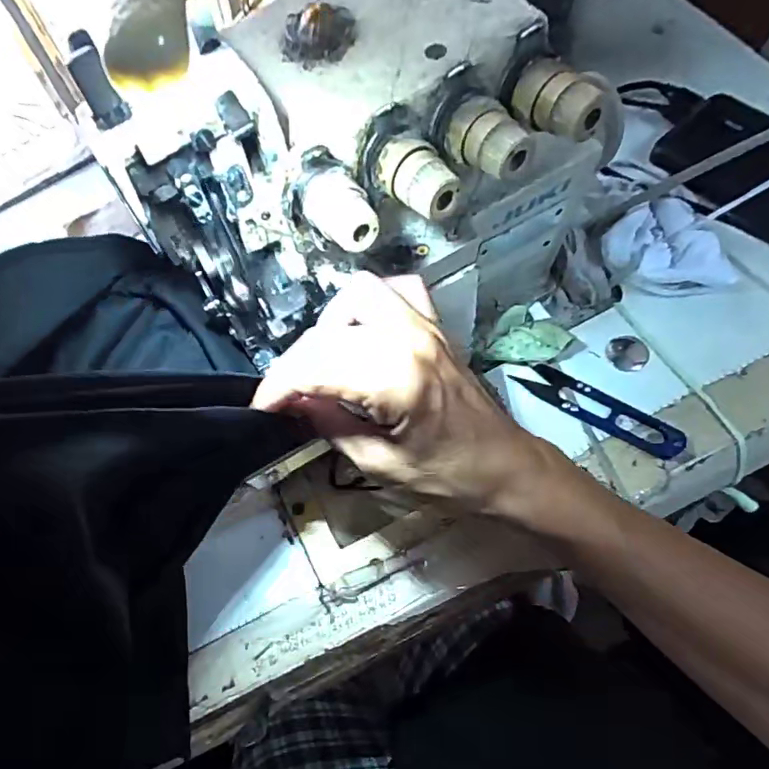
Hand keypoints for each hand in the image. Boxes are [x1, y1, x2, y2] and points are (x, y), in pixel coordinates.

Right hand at [252, 272, 604, 527]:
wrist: (505, 466)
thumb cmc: (450, 476)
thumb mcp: (379, 464)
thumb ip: (330, 424)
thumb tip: (294, 401)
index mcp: (399, 379)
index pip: (316, 365)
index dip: (278, 386)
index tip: (263, 407)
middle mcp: (410, 340)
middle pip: (326, 332)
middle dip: (294, 364)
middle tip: (286, 397)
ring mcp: (425, 326)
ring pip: (355, 296)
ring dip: (326, 327)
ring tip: (321, 364)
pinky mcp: (434, 326)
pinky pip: (394, 292)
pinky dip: (367, 306)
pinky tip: (359, 333)